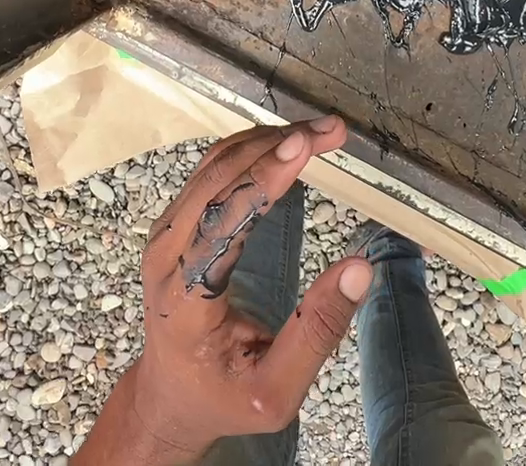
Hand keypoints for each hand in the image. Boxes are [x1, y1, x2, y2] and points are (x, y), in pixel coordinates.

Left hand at [74, 118, 371, 465]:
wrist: (169, 393)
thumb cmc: (223, 394)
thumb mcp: (276, 390)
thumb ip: (316, 332)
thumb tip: (360, 268)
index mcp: (185, 297)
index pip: (222, 221)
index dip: (264, 178)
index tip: (304, 145)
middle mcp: (166, 253)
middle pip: (219, 178)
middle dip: (278, 145)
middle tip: (331, 130)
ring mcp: (166, 231)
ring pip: (215, 164)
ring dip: (269, 139)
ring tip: (320, 133)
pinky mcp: (176, 220)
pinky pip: (213, 168)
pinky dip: (254, 148)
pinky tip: (289, 143)